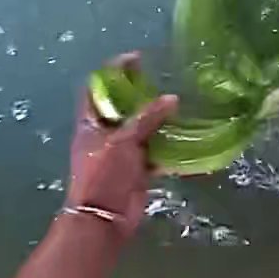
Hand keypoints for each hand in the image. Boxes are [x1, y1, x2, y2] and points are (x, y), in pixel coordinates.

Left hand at [66, 53, 176, 238]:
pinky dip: (170, 139)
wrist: (104, 218)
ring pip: (142, 125)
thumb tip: (172, 98)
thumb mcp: (122, 141)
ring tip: (181, 100)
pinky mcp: (139, 166)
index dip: (113, 72)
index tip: (136, 58)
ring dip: (159, 115)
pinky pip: (156, 147)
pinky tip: (187, 131)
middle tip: (164, 77)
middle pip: (122, 105)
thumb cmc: (104, 175)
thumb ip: (147, 118)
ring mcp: (122, 150)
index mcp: (91, 125)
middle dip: (141, 90)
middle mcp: (105, 134)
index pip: (97, 90)